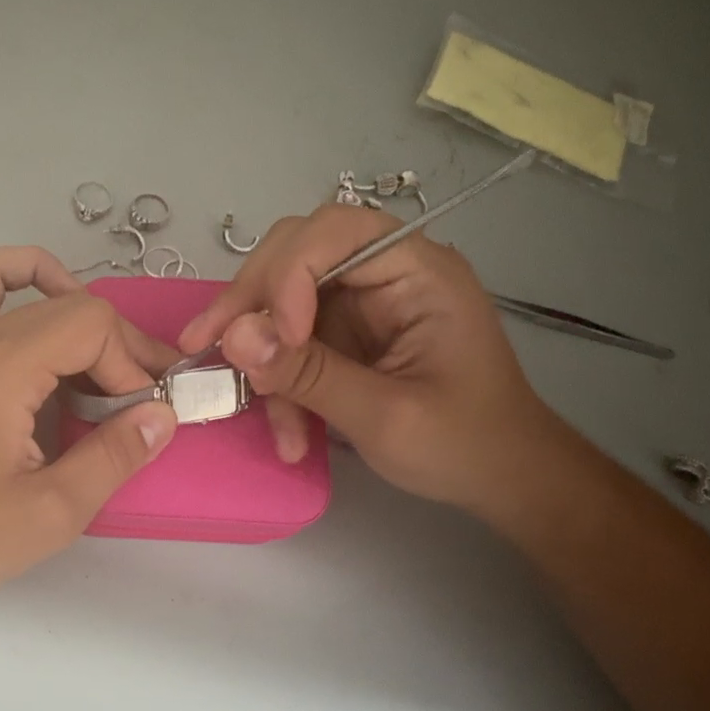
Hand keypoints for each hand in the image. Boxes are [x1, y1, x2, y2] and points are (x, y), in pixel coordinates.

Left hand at [0, 247, 178, 612]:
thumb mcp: (53, 511)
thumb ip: (114, 455)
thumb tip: (161, 416)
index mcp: (3, 367)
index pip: (90, 324)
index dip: (130, 363)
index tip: (142, 416)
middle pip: (59, 301)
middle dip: (111, 340)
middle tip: (137, 393)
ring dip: (40, 283)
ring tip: (81, 334)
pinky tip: (0, 339)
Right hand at [177, 205, 565, 510]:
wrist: (502, 479)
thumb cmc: (466, 445)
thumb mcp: (385, 416)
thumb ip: (308, 374)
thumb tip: (233, 337)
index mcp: (418, 272)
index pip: (336, 231)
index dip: (290, 273)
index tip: (276, 337)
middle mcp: (385, 274)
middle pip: (296, 253)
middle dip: (250, 301)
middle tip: (207, 347)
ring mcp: (362, 304)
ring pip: (281, 298)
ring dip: (255, 349)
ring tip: (244, 401)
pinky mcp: (344, 335)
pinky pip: (288, 340)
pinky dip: (276, 380)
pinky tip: (286, 432)